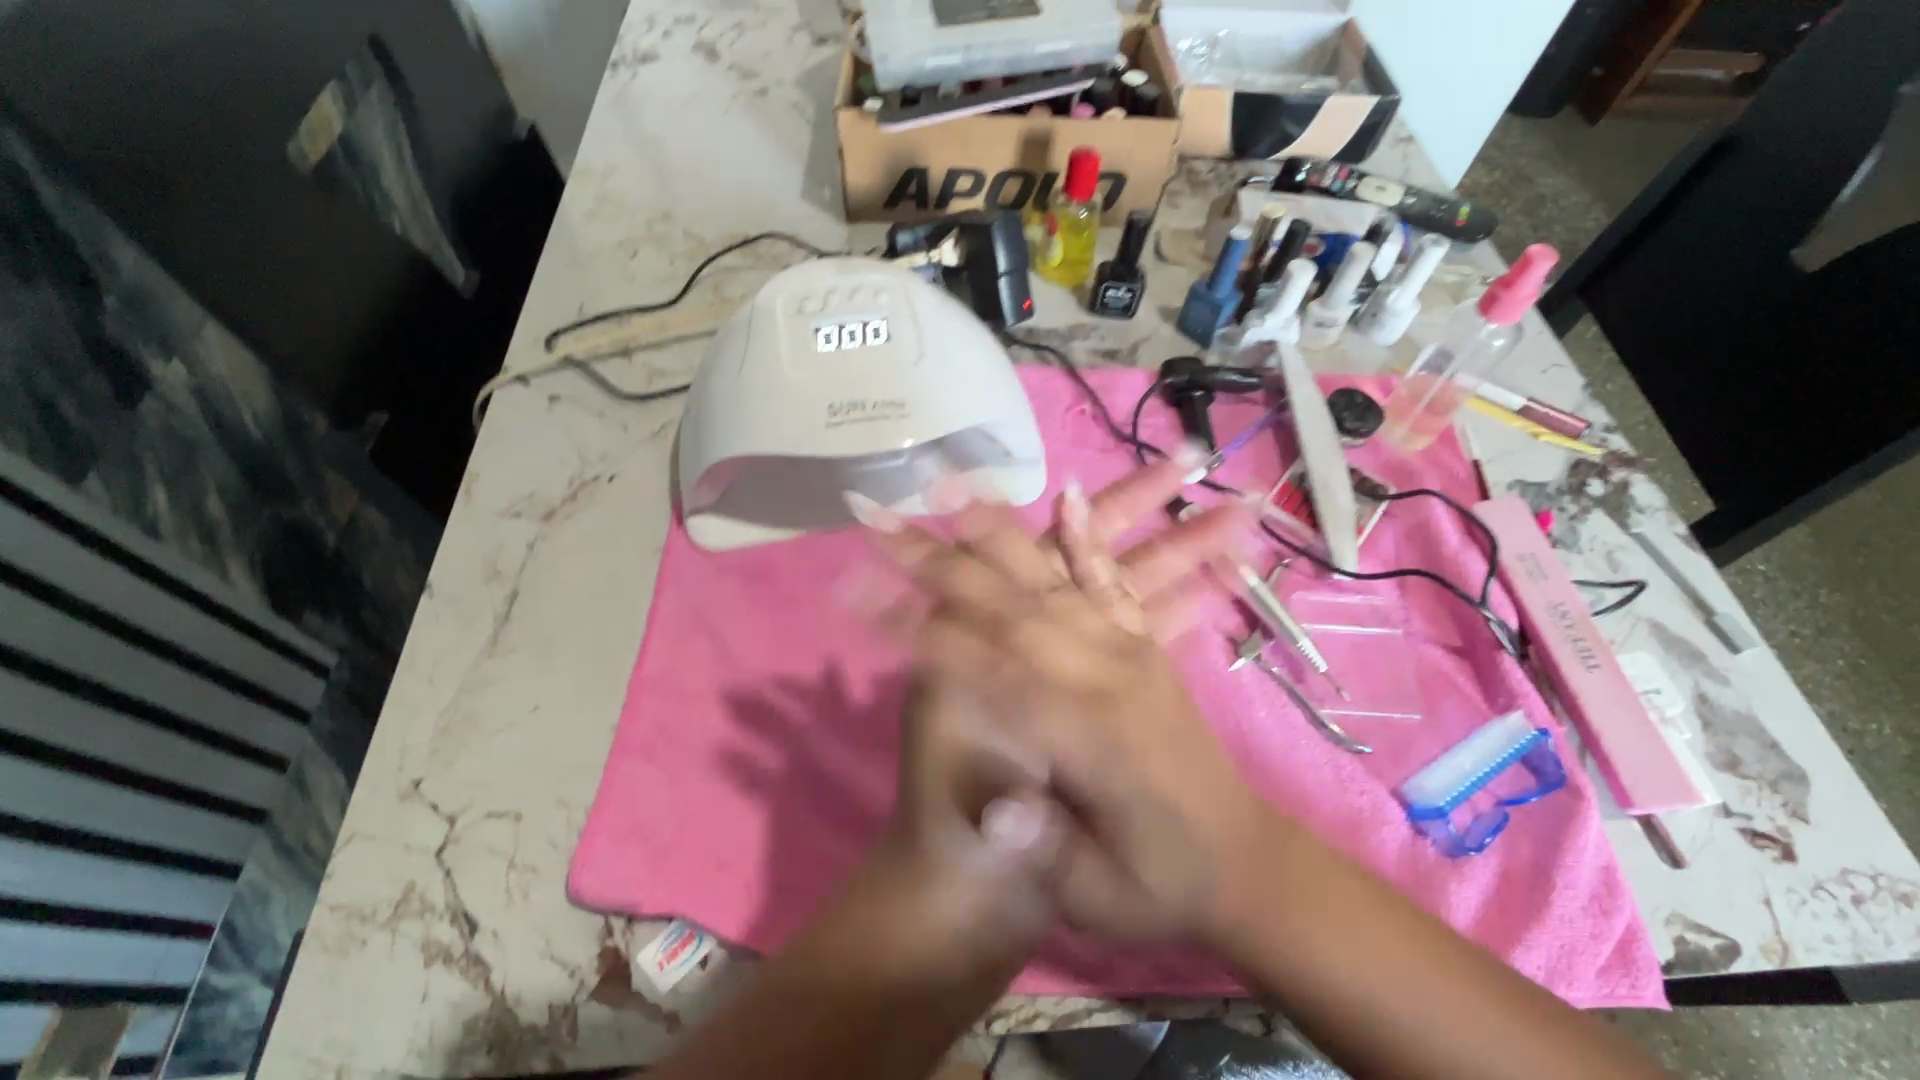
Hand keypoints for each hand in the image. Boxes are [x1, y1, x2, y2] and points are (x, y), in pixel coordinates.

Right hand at [854, 457, 1275, 943]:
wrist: (1248, 862)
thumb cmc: (1163, 889)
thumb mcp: (1103, 900)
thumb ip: (1050, 852)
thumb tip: (998, 809)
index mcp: (1092, 741)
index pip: (990, 672)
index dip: (920, 632)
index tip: (859, 594)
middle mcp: (1108, 681)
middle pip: (1013, 609)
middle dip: (940, 564)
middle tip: (880, 523)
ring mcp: (1133, 657)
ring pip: (1057, 581)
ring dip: (999, 532)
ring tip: (950, 487)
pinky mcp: (1147, 650)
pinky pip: (1114, 584)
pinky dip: (1086, 539)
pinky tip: (1068, 495)